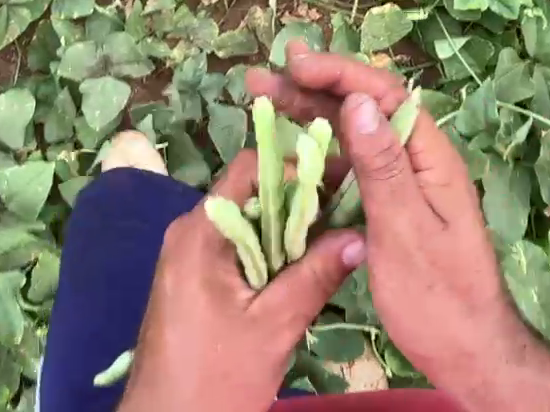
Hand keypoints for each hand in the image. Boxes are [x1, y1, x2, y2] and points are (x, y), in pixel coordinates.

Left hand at [116, 149, 367, 411]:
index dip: (293, 168)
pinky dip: (268, 250)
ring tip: (333, 236)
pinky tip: (301, 266)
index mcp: (200, 231)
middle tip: (344, 210)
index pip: (249, 169)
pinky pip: (236, 246)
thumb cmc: (214, 380)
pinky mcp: (193, 278)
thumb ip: (315, 275)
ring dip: (285, 228)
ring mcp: (188, 254)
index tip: (336, 182)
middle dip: (297, 200)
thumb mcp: (273, 327)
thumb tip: (361, 235)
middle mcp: (190, 230)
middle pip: (249, 193)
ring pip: (245, 221)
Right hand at [247, 48, 532, 399]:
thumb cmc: (440, 298)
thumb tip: (358, 101)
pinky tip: (287, 155)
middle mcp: (415, 158)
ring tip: (265, 100)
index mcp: (428, 154)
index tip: (293, 66)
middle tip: (262, 78)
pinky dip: (316, 155)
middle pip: (361, 107)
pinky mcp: (386, 205)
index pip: (381, 94)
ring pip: (351, 134)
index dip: (336, 74)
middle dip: (311, 88)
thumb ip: (382, 165)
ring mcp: (400, 181)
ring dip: (309, 115)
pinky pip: (348, 167)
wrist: (469, 357)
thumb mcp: (405, 230)